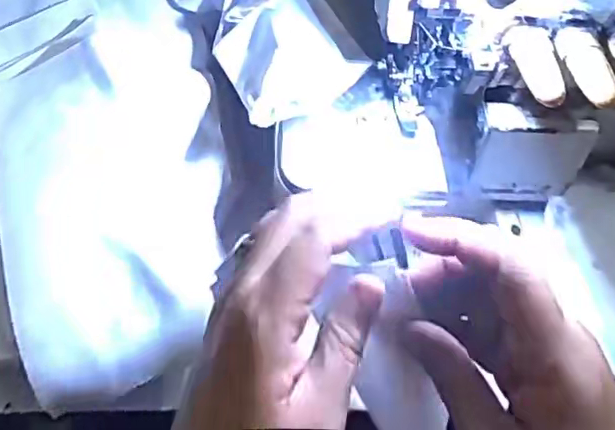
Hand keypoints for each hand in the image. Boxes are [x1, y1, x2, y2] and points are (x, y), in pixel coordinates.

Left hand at [179, 194, 387, 429]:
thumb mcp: (319, 412)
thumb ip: (346, 340)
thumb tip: (371, 280)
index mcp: (264, 311)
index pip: (315, 235)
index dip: (356, 217)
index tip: (393, 216)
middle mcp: (239, 293)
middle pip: (287, 218)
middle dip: (336, 206)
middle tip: (377, 217)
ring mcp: (225, 303)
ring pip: (269, 229)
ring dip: (313, 217)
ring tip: (353, 228)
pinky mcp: (221, 318)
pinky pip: (259, 251)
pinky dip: (292, 236)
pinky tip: (315, 257)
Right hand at [401, 215, 614, 429]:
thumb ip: (455, 381)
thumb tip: (411, 328)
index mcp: (556, 343)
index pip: (510, 263)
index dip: (460, 236)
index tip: (412, 229)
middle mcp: (559, 327)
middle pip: (501, 271)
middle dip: (447, 265)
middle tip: (399, 283)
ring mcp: (554, 341)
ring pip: (497, 294)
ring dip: (451, 293)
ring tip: (407, 307)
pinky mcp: (547, 359)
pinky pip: (502, 324)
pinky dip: (465, 321)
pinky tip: (433, 330)